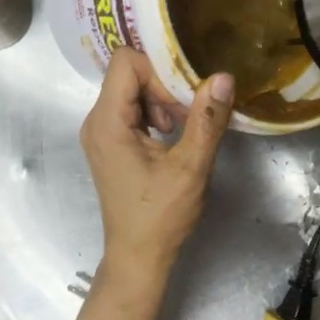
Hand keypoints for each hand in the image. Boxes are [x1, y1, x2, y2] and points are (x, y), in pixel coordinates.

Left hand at [79, 49, 234, 281]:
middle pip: (128, 74)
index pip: (126, 62)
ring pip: (130, 89)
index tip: (182, 95)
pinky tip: (171, 136)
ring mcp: (99, 132)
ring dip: (160, 99)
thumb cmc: (160, 216)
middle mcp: (96, 120)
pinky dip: (153, 113)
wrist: (137, 257)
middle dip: (163, 85)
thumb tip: (223, 77)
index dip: (158, 69)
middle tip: (189, 112)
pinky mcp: (109, 143)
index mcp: (106, 121)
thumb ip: (207, 119)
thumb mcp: (191, 168)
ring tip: (182, 127)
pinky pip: (129, 108)